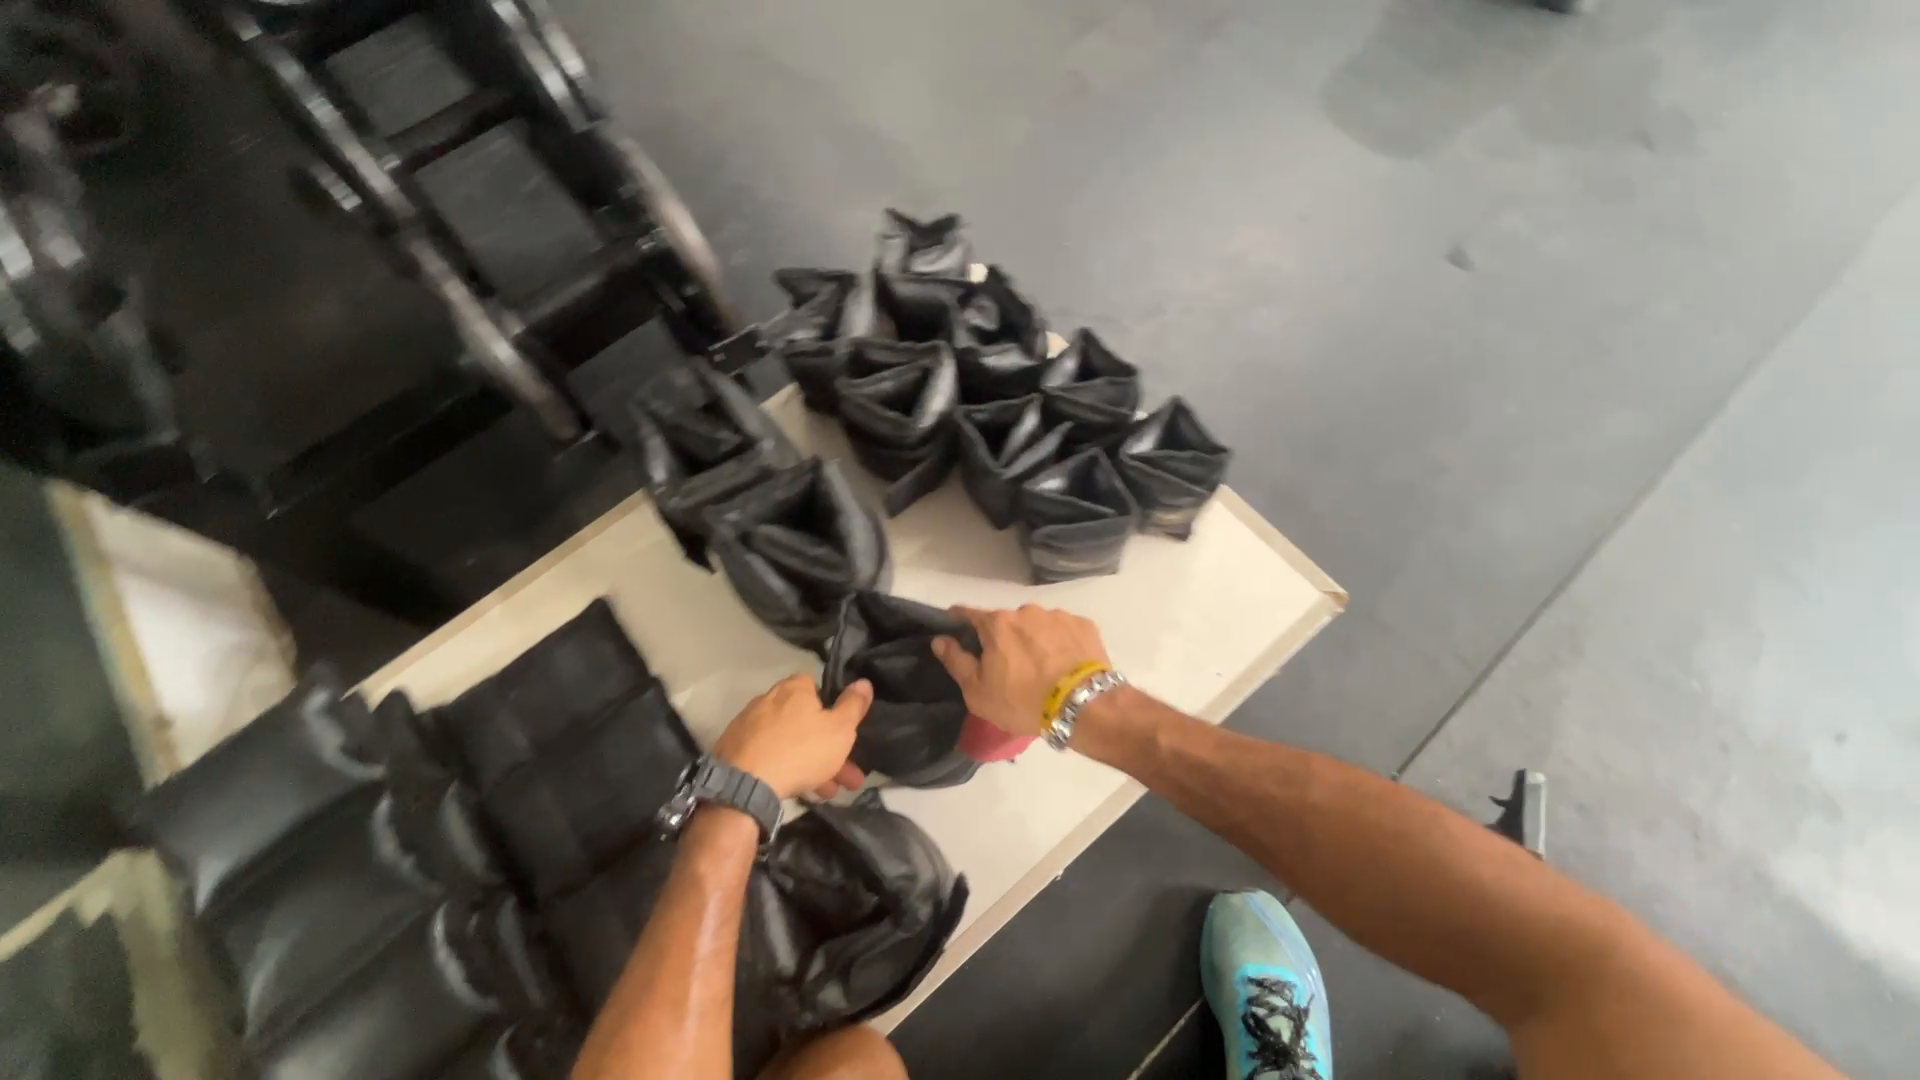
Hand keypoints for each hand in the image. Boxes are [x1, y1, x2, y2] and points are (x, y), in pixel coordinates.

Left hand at [712, 675, 872, 798]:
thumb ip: (853, 705)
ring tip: (828, 792)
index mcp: (794, 688)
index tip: (844, 731)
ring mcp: (748, 725)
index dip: (832, 708)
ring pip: (789, 742)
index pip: (816, 687)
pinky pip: (769, 755)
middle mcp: (768, 699)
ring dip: (810, 764)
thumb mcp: (840, 729)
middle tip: (846, 776)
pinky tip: (798, 790)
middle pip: (805, 721)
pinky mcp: (734, 749)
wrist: (744, 785)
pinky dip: (785, 769)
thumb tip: (863, 682)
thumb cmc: (800, 751)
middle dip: (828, 748)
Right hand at [932, 604, 1110, 736]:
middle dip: (1004, 638)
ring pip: (1037, 625)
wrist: (1083, 706)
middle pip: (1006, 622)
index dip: (958, 620)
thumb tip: (940, 639)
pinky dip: (1061, 643)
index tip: (955, 629)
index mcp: (997, 623)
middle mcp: (1026, 611)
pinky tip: (1065, 665)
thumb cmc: (1022, 701)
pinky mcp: (1084, 625)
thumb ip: (956, 661)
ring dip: (1034, 639)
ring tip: (1042, 668)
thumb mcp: (978, 691)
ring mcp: (1058, 616)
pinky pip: (1064, 631)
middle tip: (1009, 665)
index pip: (968, 613)